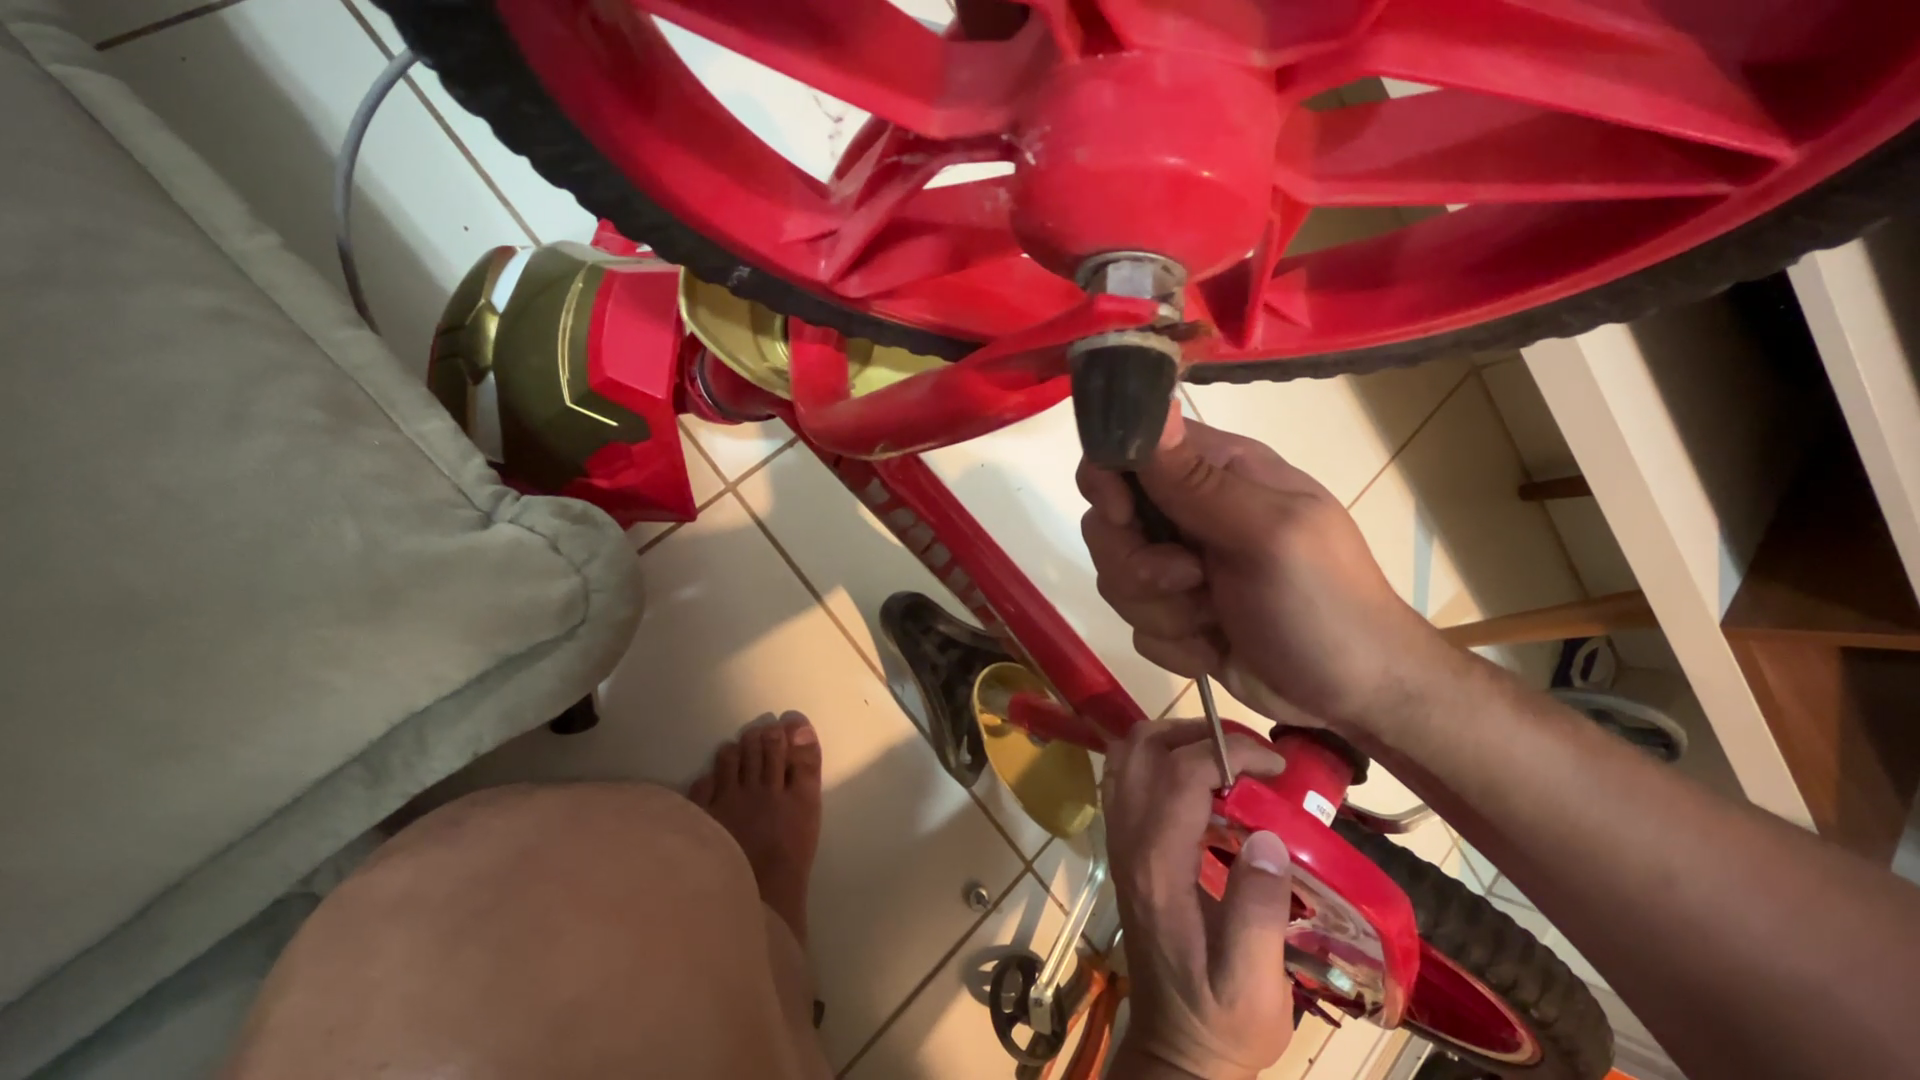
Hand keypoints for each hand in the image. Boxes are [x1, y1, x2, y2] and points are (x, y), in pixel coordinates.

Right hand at [1077, 410, 1449, 735]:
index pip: (1130, 448)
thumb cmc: (1324, 602)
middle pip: (1107, 522)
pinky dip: (1173, 644)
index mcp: (1218, 471)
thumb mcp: (1268, 534)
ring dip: (1161, 611)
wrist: (1354, 695)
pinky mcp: (1177, 616)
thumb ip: (1198, 480)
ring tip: (1215, 621)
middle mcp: (1191, 512)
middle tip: (1192, 580)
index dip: (1109, 480)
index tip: (1122, 517)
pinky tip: (1215, 648)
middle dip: (1137, 564)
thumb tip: (1153, 402)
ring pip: (1116, 578)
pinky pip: (1136, 625)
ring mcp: (1181, 567)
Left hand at [1104, 720, 1295, 1079]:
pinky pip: (1128, 782)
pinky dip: (1161, 764)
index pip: (1180, 774)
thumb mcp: (1253, 983)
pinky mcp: (1126, 852)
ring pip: (1125, 759)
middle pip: (1140, 749)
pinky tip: (1206, 788)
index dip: (1229, 752)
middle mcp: (1128, 843)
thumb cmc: (1221, 1020)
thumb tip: (1267, 838)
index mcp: (1158, 866)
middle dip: (1195, 733)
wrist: (1176, 1050)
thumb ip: (1258, 911)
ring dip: (1173, 742)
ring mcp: (1120, 844)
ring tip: (1228, 760)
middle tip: (1249, 753)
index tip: (1277, 765)